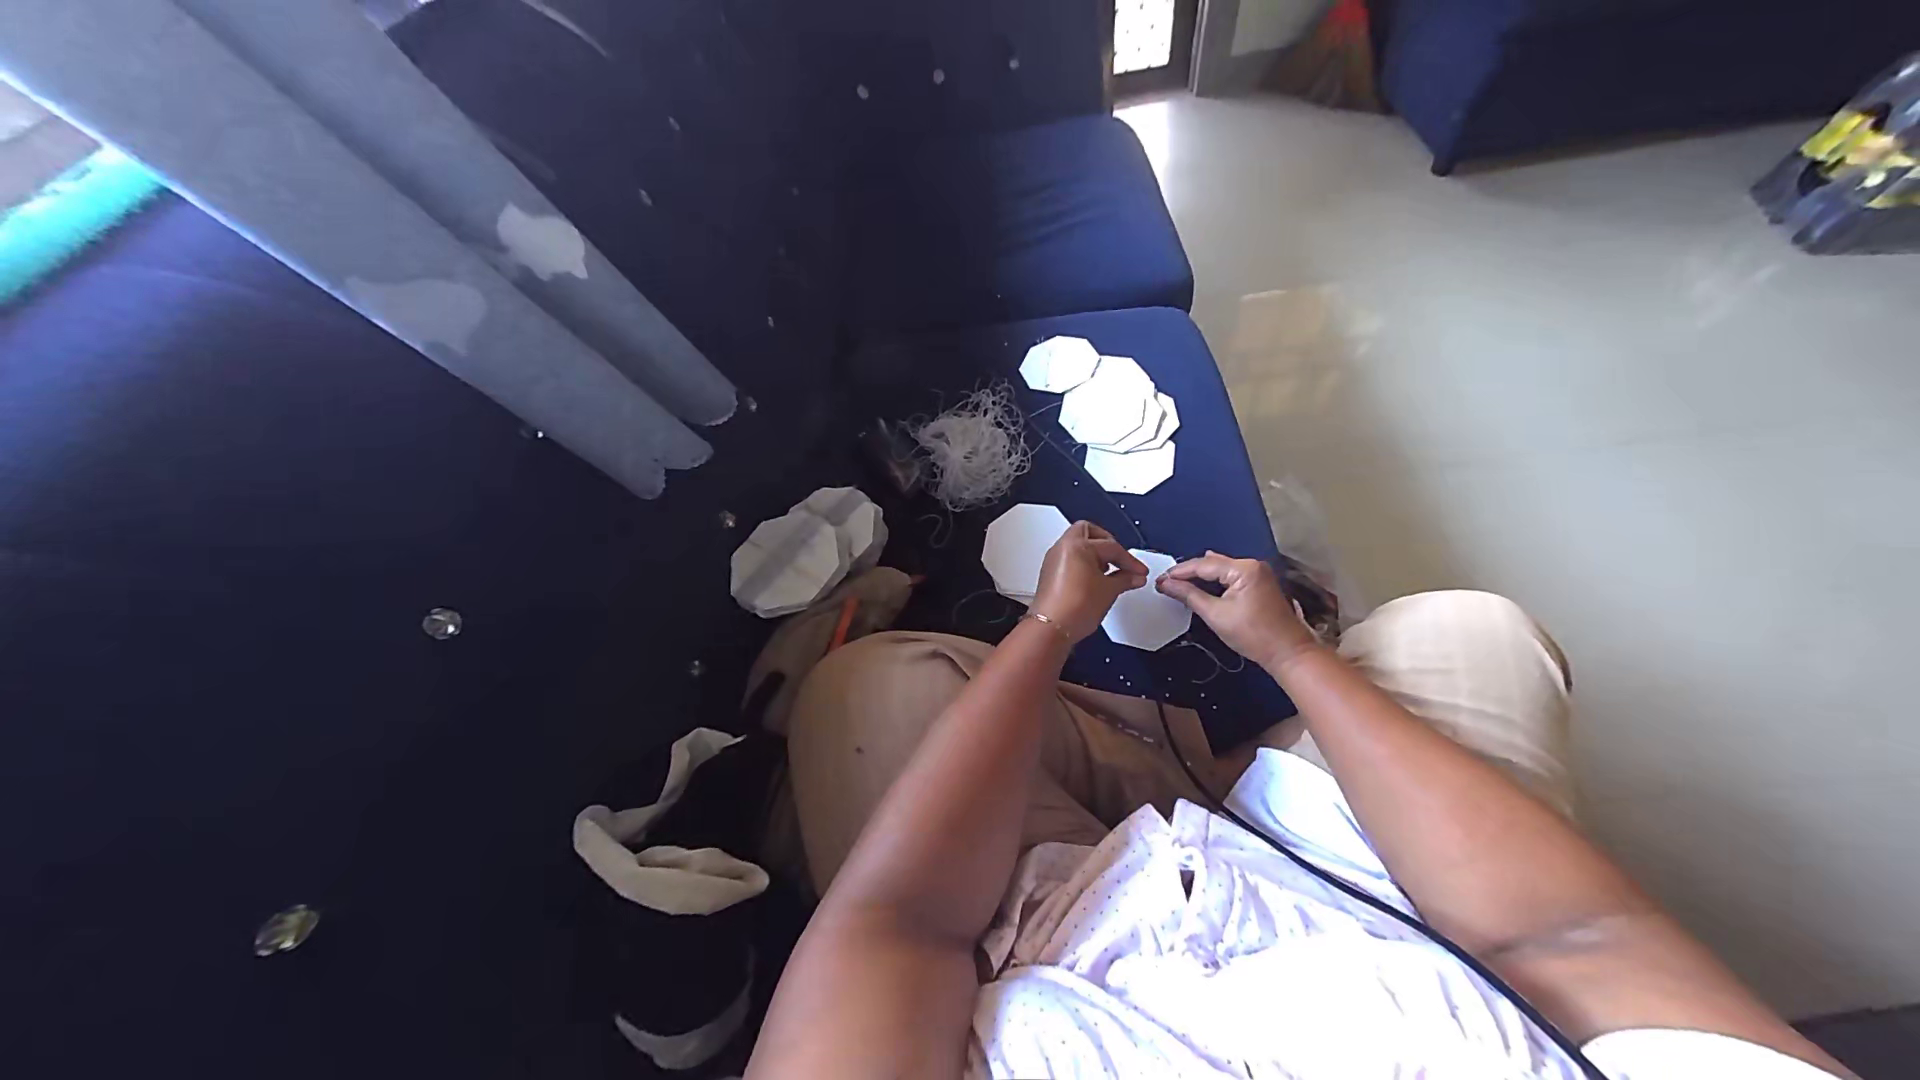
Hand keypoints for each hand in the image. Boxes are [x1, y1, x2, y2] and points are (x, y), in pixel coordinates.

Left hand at [1030, 522, 1149, 642]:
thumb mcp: (1109, 590)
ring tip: (1109, 571)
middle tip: (1120, 559)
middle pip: (1088, 532)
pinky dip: (1083, 562)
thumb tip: (1134, 576)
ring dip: (1094, 553)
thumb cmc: (1074, 608)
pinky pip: (1069, 558)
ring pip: (1076, 544)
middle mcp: (1062, 548)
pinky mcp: (1050, 572)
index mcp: (1077, 545)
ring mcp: (1053, 559)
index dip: (1129, 559)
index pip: (1111, 546)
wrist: (1052, 628)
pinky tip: (1094, 579)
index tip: (1139, 571)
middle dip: (1107, 543)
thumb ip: (1125, 579)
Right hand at [1156, 551, 1318, 670]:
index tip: (1161, 580)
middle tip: (1167, 583)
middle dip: (1189, 574)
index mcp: (1244, 568)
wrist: (1288, 653)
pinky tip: (1201, 587)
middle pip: (1212, 564)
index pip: (1203, 565)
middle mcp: (1253, 565)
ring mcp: (1258, 574)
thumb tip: (1167, 584)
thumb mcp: (1215, 614)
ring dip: (1201, 577)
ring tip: (1179, 585)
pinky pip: (1230, 577)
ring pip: (1221, 570)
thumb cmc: (1256, 635)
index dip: (1179, 572)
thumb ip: (1188, 595)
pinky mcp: (1259, 584)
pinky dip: (1214, 582)